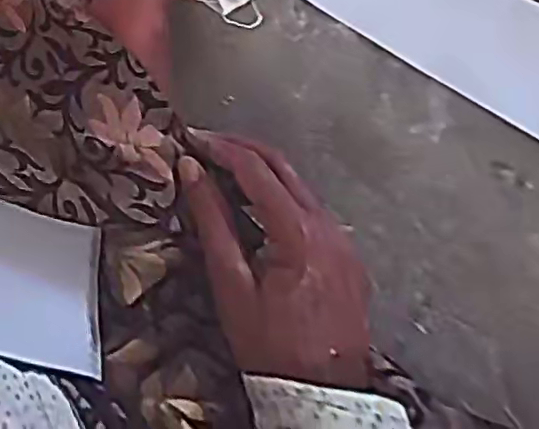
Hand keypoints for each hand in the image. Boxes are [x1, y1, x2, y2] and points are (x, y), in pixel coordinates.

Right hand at [179, 129, 372, 389]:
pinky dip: (279, 192)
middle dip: (240, 147)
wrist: (323, 399)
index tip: (192, 138)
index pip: (255, 168)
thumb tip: (190, 168)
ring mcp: (343, 240)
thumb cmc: (269, 345)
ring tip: (223, 166)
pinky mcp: (347, 254)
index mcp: (298, 233)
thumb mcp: (230, 282)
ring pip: (297, 183)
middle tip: (205, 142)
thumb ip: (211, 219)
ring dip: (260, 168)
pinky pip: (310, 207)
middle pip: (281, 164)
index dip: (221, 147)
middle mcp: (328, 228)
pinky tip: (255, 200)